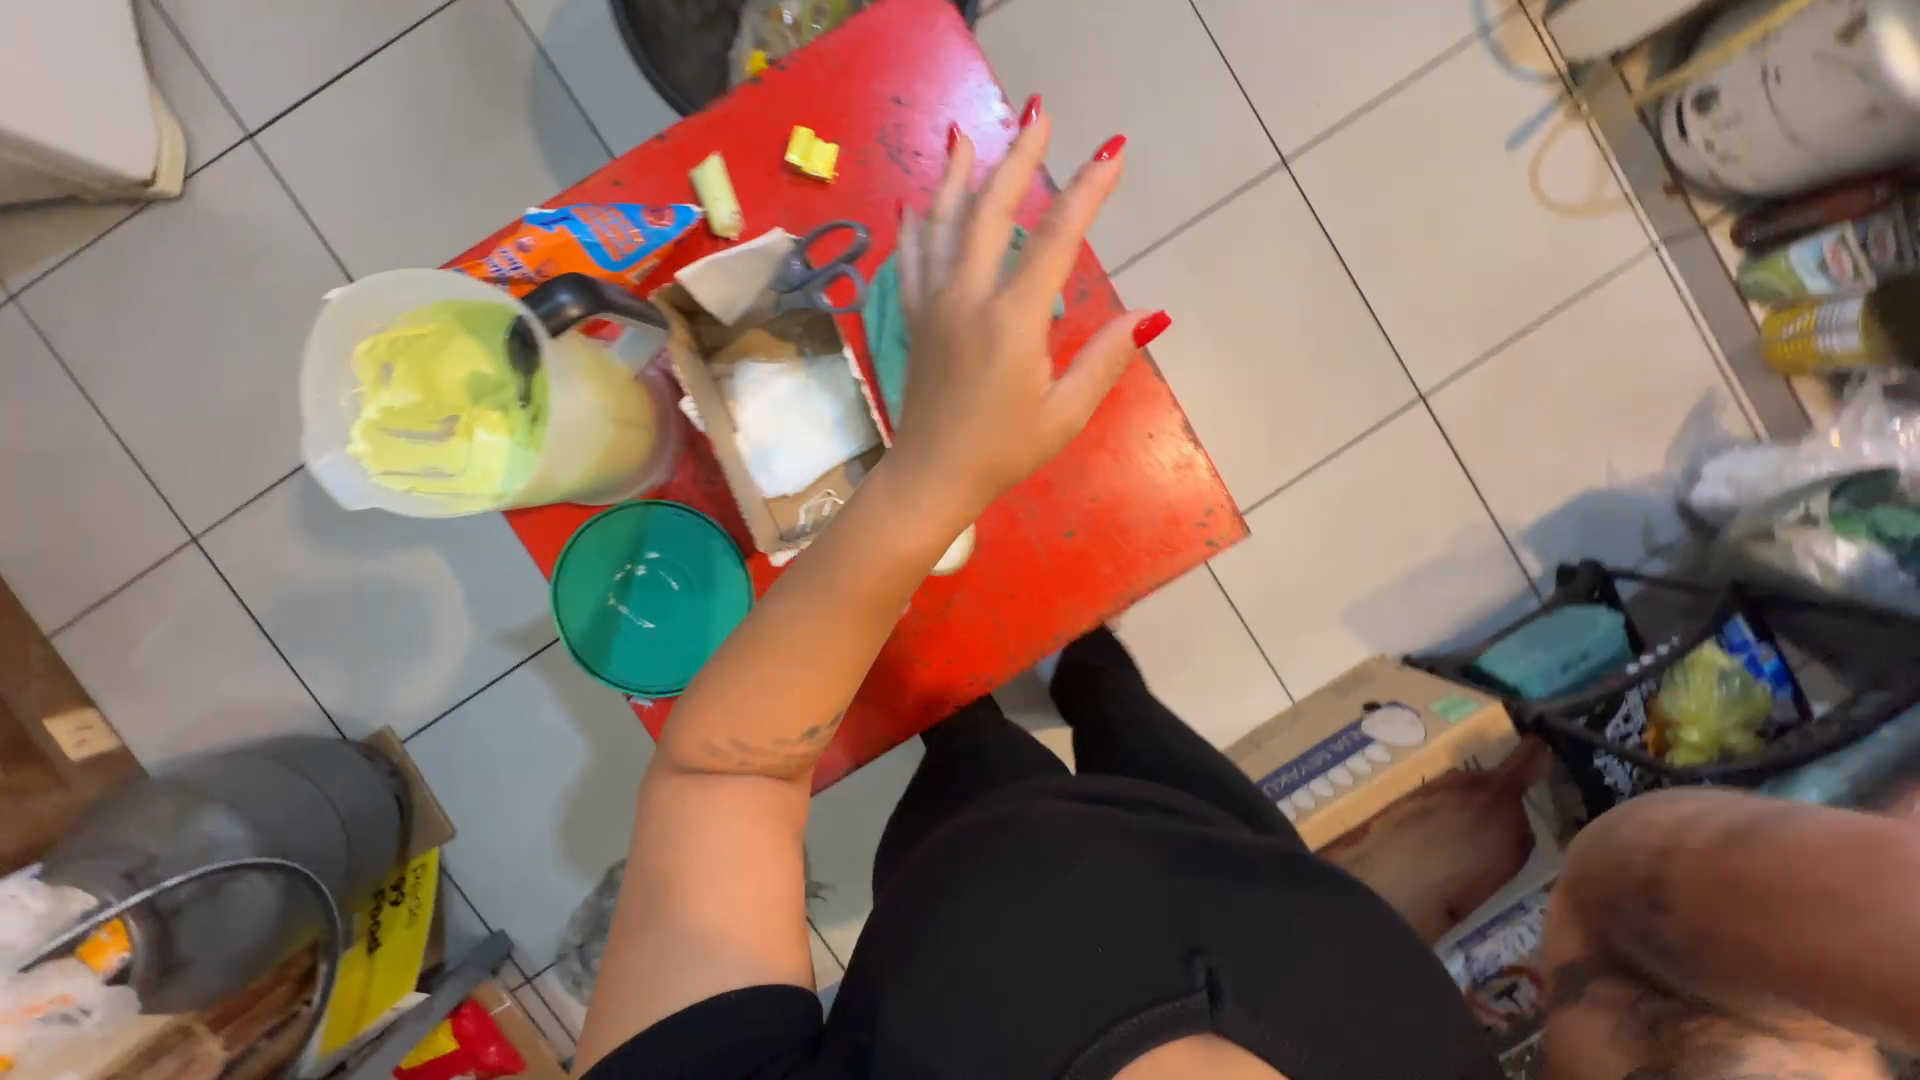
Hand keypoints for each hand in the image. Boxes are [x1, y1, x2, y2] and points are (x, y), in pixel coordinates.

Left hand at [891, 104, 1167, 516]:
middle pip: (991, 210)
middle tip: (1040, 116)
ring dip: (957, 175)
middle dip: (1019, 158)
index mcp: (1012, 319)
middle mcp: (968, 297)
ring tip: (966, 136)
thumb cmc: (1003, 451)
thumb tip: (1150, 314)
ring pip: (942, 223)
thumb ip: (1105, 359)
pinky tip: (918, 202)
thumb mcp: (1065, 413)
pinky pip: (911, 257)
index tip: (1112, 151)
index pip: (1055, 239)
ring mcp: (934, 304)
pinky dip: (917, 224)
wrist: (931, 474)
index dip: (1087, 191)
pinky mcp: (915, 318)